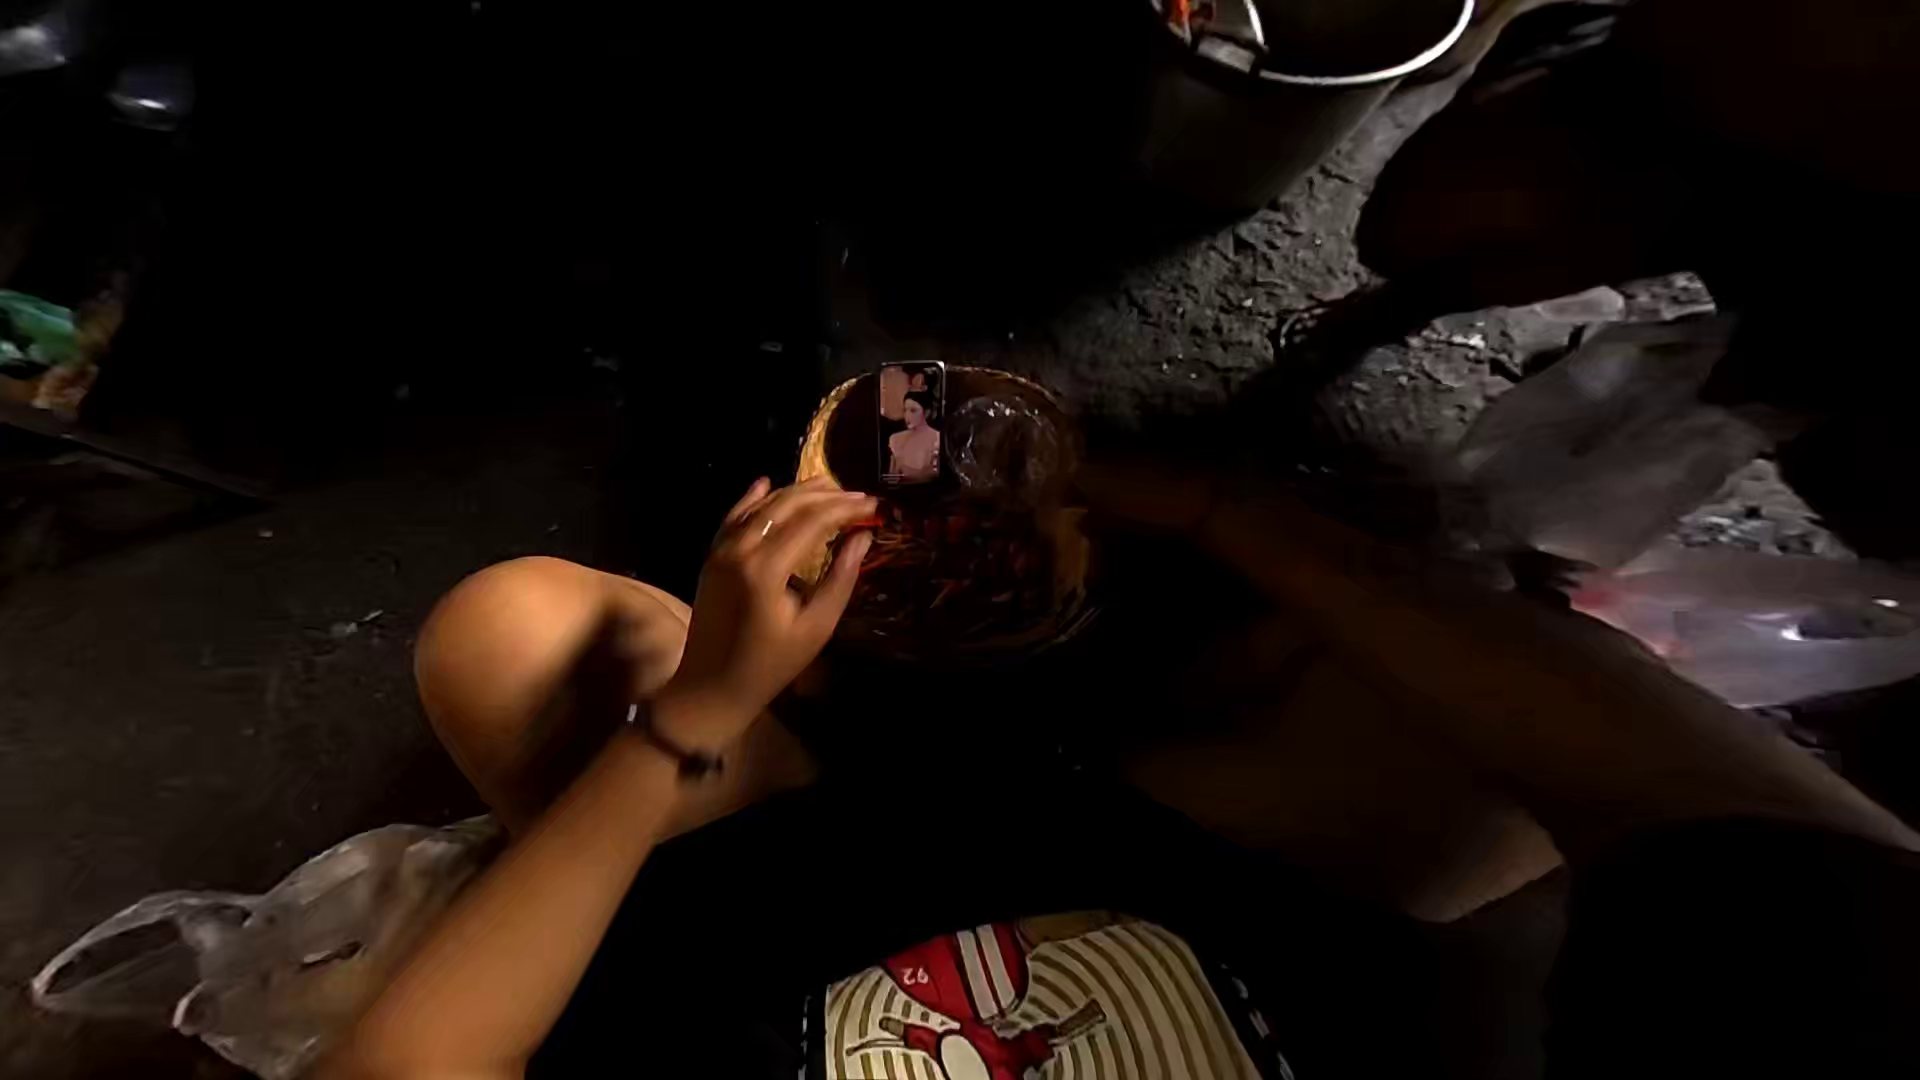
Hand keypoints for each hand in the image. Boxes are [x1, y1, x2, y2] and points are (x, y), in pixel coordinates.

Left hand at [655, 478, 875, 748]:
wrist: (711, 688)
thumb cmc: (772, 664)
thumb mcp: (816, 626)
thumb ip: (841, 577)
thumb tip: (864, 537)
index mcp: (766, 569)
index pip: (814, 521)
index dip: (847, 509)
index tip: (874, 506)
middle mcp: (739, 550)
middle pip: (788, 505)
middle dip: (827, 496)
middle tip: (859, 496)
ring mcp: (720, 551)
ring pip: (762, 507)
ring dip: (796, 493)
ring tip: (829, 486)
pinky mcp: (711, 557)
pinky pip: (733, 517)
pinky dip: (752, 498)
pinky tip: (767, 483)